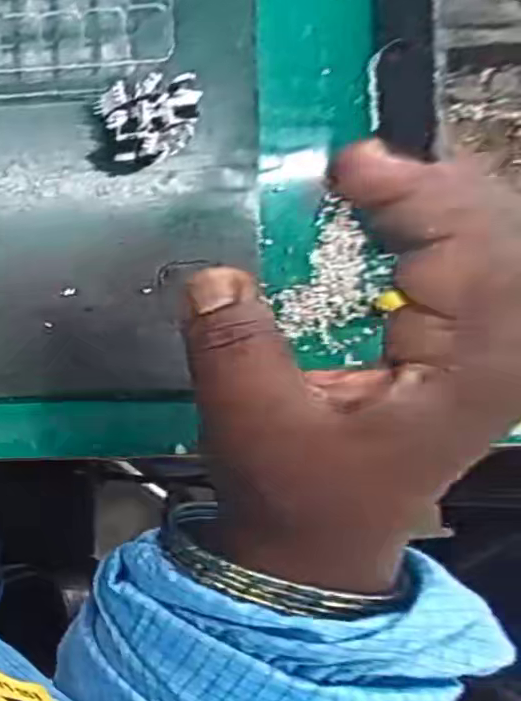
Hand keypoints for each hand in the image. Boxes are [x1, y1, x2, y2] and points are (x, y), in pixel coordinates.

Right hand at [181, 140, 520, 592]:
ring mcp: (490, 349)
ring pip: (488, 247)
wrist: (316, 538)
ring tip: (375, 186)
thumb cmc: (292, 487)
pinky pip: (461, 275)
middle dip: (431, 189)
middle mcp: (507, 341)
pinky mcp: (461, 355)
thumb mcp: (251, 421)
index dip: (414, 192)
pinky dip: (424, 242)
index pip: (471, 241)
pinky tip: (392, 231)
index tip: (351, 162)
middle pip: (496, 232)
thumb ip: (232, 347)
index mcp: (477, 354)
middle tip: (358, 167)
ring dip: (433, 209)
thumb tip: (209, 277)